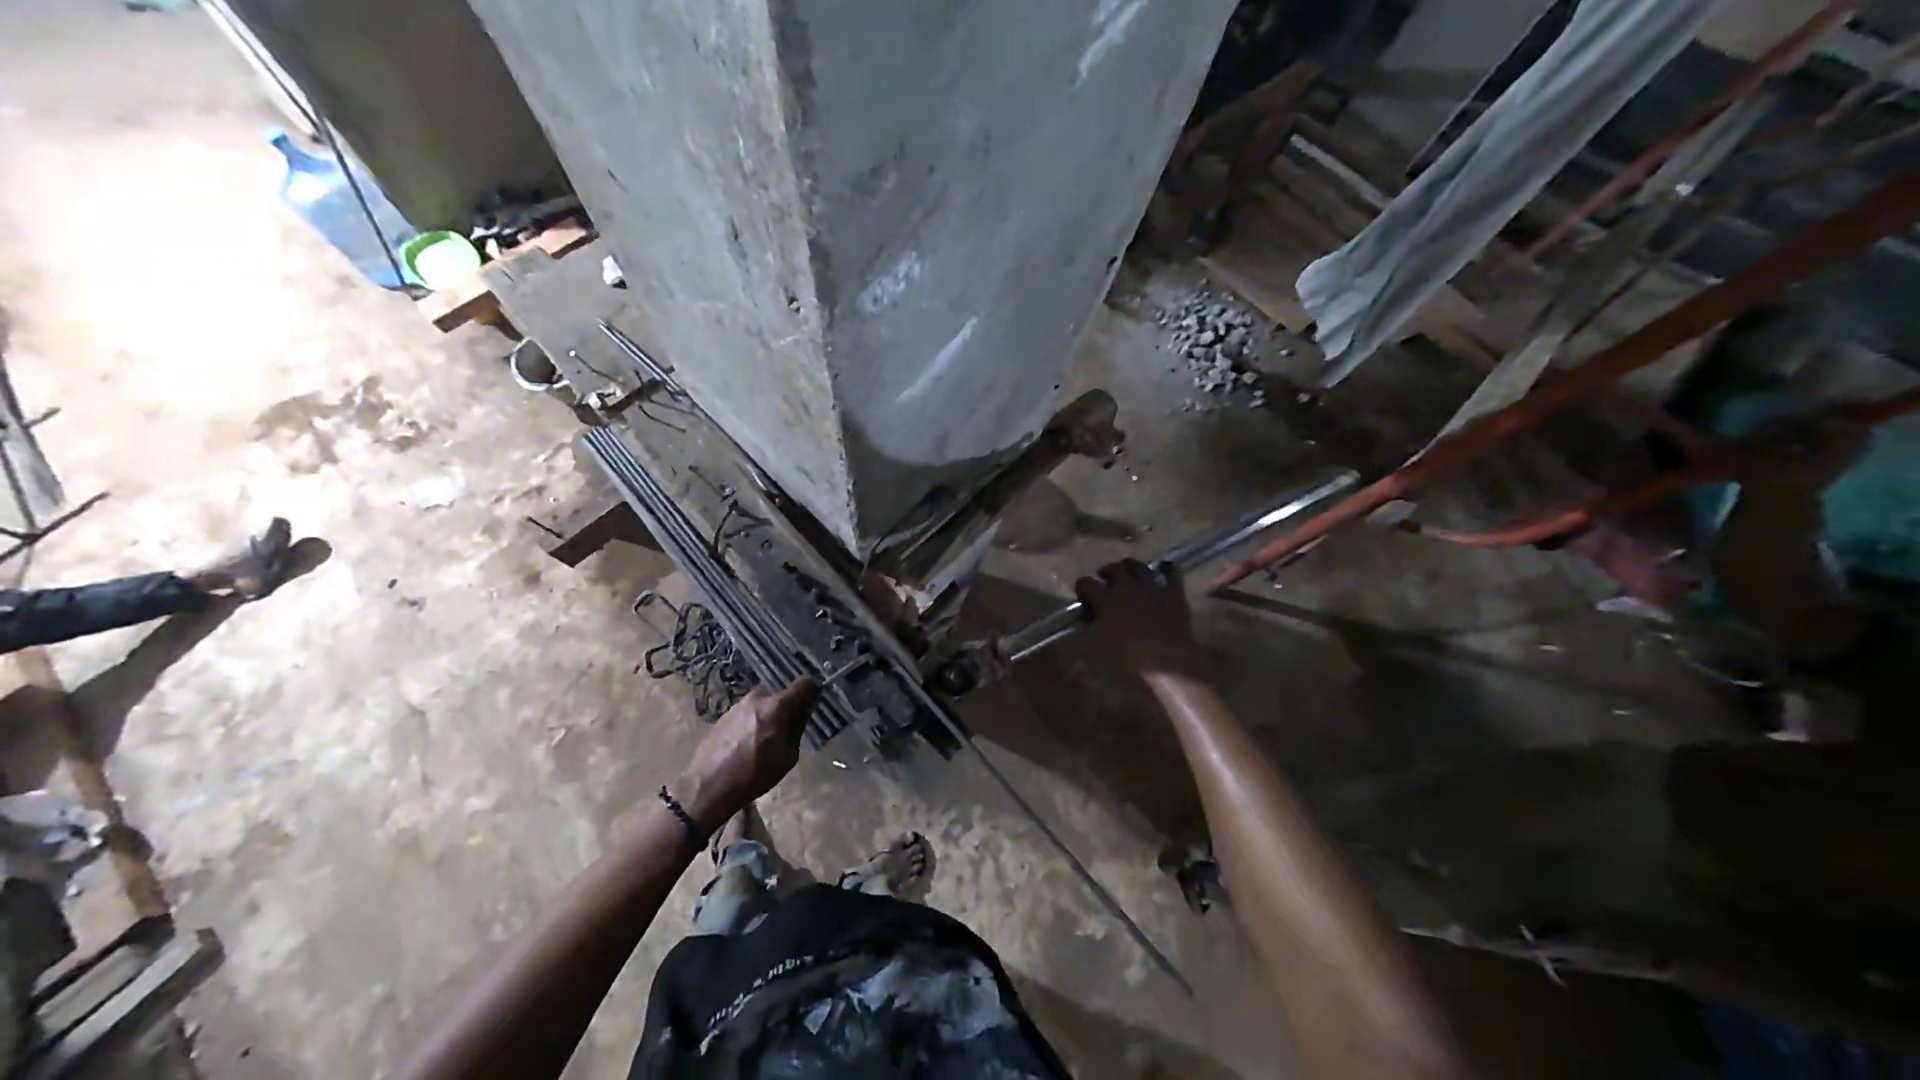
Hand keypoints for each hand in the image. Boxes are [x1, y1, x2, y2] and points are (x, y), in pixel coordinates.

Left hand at [675, 678, 818, 829]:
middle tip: (788, 727)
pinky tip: (748, 742)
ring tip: (766, 738)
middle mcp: (757, 698)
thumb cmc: (754, 775)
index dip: (812, 692)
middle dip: (788, 706)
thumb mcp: (787, 756)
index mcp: (776, 706)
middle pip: (781, 694)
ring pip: (762, 703)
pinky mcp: (723, 715)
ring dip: (769, 714)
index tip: (813, 704)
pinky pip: (747, 712)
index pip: (804, 683)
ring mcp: (737, 705)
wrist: (707, 786)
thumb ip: (798, 728)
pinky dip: (753, 721)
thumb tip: (805, 710)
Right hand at [1074, 559, 1205, 677]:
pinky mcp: (1173, 592)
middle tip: (1106, 581)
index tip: (1083, 597)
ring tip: (1129, 573)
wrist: (1167, 659)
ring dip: (1131, 567)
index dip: (1082, 588)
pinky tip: (1165, 572)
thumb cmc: (1128, 656)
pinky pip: (1172, 574)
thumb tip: (1091, 619)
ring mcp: (1152, 586)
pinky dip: (1167, 571)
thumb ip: (1093, 626)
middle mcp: (1127, 585)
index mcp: (1106, 598)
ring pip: (1139, 566)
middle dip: (1107, 572)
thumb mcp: (1100, 644)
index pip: (1086, 583)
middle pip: (1114, 568)